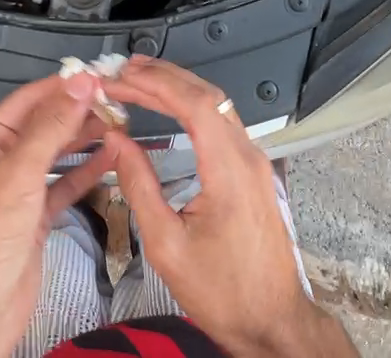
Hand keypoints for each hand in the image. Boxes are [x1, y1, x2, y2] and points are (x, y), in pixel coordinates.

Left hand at [0, 73, 114, 357]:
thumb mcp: (18, 175)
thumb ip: (51, 127)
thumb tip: (77, 86)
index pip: (30, 99)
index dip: (64, 86)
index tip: (97, 76)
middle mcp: (0, 161)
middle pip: (46, 123)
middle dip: (79, 111)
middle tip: (114, 101)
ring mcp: (18, 188)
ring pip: (58, 151)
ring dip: (86, 138)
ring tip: (117, 123)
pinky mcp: (35, 215)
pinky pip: (65, 183)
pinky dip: (87, 170)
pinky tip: (109, 159)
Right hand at [104, 59, 355, 357]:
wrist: (273, 322)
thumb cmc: (223, 291)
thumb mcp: (167, 244)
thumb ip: (139, 185)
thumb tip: (117, 142)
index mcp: (230, 169)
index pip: (195, 103)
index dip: (156, 83)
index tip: (124, 76)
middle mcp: (248, 156)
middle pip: (206, 96)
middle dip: (163, 77)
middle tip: (124, 69)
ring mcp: (255, 162)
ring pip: (216, 106)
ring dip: (178, 87)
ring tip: (141, 79)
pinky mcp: (253, 171)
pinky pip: (222, 123)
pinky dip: (192, 106)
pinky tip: (171, 107)